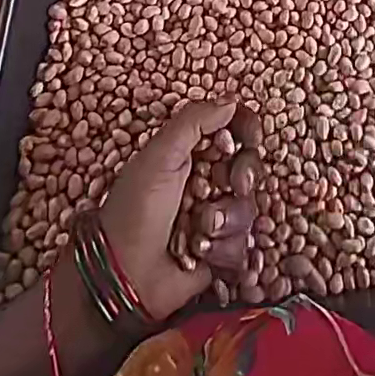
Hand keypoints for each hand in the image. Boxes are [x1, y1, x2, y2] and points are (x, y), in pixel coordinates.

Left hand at [97, 100, 258, 322]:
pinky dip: (223, 248)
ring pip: (248, 207)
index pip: (230, 129)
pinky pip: (243, 244)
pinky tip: (200, 252)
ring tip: (200, 230)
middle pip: (248, 165)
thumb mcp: (160, 156)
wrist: (124, 276)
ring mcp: (214, 216)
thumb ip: (194, 122)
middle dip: (243, 176)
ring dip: (226, 219)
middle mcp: (205, 179)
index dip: (245, 130)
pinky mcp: (220, 252)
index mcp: (188, 151)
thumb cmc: (135, 208)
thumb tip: (231, 100)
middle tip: (233, 185)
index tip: (251, 137)